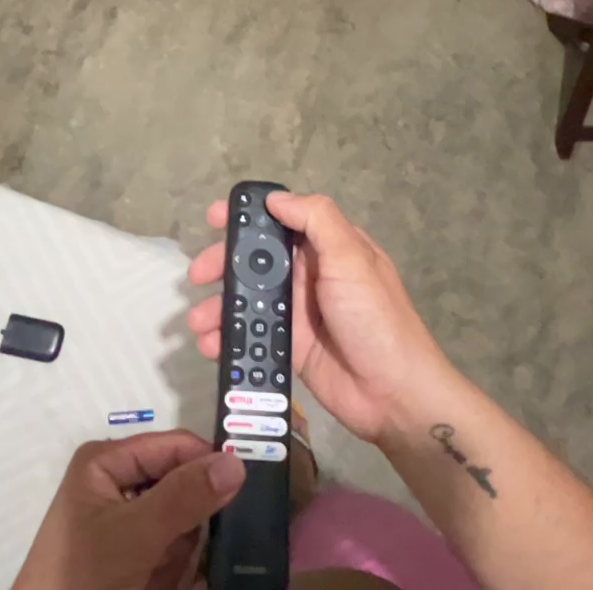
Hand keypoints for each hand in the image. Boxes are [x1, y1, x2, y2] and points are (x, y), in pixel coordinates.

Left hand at [11, 431, 245, 589]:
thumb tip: (237, 461)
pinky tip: (152, 586)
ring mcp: (124, 523)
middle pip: (182, 488)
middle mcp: (117, 484)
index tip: (240, 493)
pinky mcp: (131, 556)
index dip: (208, 466)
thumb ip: (185, 497)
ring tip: (152, 579)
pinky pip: (171, 554)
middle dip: (185, 528)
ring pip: (182, 527)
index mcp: (107, 461)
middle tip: (166, 556)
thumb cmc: (82, 580)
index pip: (176, 446)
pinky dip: (169, 574)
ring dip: (176, 559)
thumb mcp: (135, 535)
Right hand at [186, 192, 453, 442]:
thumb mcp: (352, 259)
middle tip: (197, 275)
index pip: (281, 221)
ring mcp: (298, 313)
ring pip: (247, 299)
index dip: (247, 216)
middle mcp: (309, 275)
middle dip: (222, 263)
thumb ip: (316, 220)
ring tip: (199, 321)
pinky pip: (251, 335)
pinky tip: (212, 346)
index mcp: (327, 247)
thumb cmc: (376, 317)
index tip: (214, 217)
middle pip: (255, 260)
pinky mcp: (289, 347)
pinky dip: (227, 338)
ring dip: (219, 306)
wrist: (395, 393)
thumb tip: (276, 198)